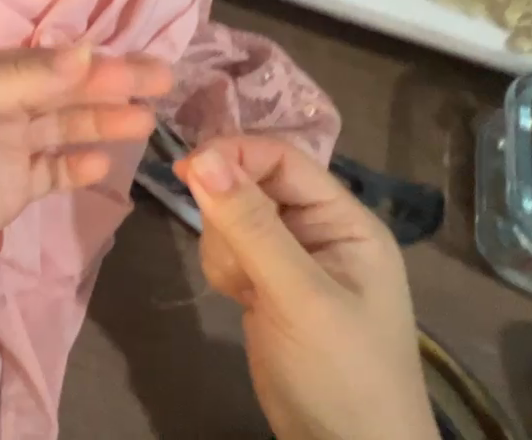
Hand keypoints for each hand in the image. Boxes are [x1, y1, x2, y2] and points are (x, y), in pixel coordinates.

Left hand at [0, 45, 169, 303]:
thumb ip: (18, 80)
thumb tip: (85, 53)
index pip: (44, 63)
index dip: (91, 62)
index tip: (139, 63)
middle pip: (62, 92)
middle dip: (110, 86)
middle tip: (164, 81)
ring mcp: (5, 148)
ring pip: (64, 128)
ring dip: (102, 122)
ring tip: (144, 120)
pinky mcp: (11, 189)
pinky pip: (54, 172)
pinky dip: (79, 166)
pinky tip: (104, 162)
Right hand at [175, 137, 438, 439]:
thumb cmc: (342, 376)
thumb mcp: (299, 297)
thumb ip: (251, 225)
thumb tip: (199, 155)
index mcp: (345, 221)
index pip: (280, 157)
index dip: (232, 154)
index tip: (185, 171)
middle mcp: (318, 229)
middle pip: (248, 182)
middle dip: (228, 216)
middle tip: (238, 262)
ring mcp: (291, 256)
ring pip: (229, 214)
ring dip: (223, 246)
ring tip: (247, 290)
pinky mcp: (265, 279)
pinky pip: (225, 246)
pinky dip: (222, 267)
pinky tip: (241, 299)